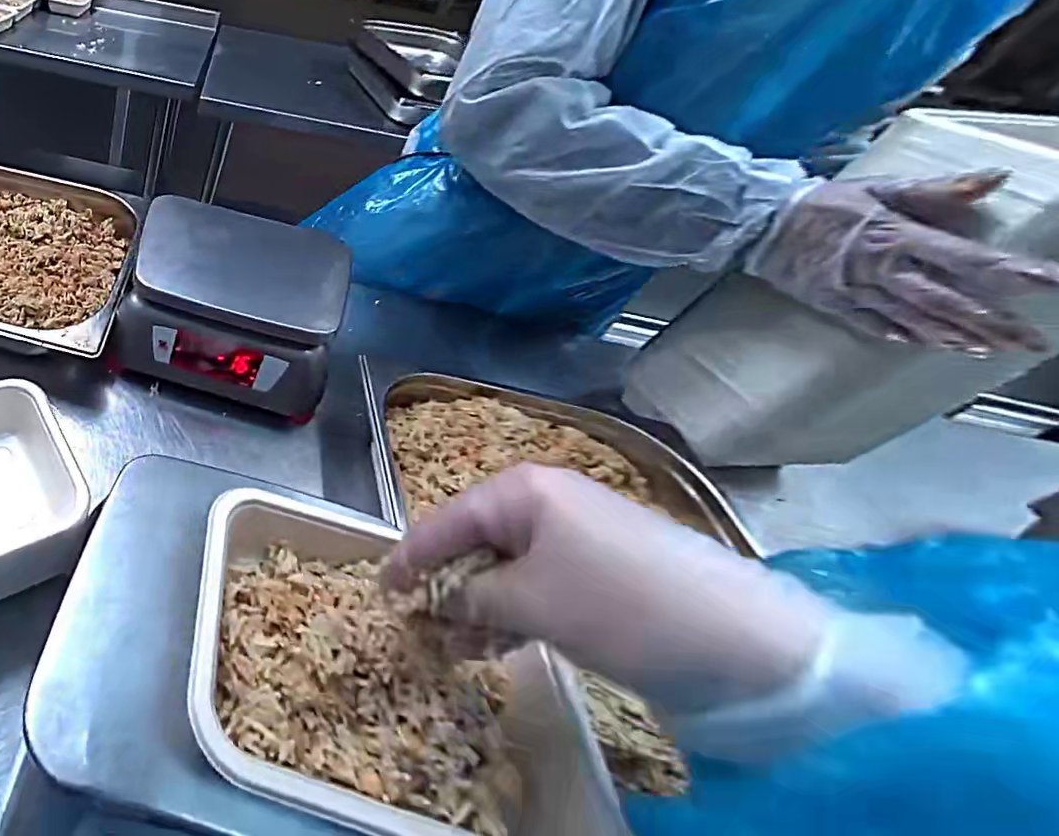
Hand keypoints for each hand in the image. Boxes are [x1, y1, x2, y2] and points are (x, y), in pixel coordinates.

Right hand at [382, 464, 832, 713]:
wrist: (758, 647)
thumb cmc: (622, 607)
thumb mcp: (531, 604)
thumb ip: (467, 598)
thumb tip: (430, 600)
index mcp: (520, 491)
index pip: (444, 521)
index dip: (408, 558)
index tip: (381, 591)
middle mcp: (544, 500)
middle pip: (473, 542)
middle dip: (446, 585)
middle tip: (420, 623)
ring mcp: (577, 532)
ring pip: (506, 566)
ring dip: (479, 605)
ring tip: (456, 647)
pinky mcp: (602, 566)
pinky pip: (539, 581)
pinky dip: (516, 609)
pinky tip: (498, 642)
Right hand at [743, 171, 1058, 352]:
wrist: (756, 225)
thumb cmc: (819, 204)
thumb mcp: (877, 188)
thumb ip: (935, 188)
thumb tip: (995, 178)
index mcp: (895, 236)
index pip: (968, 258)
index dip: (1015, 273)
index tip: (1055, 284)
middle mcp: (878, 268)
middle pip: (944, 300)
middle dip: (991, 322)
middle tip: (1030, 342)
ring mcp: (851, 289)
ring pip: (912, 317)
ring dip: (953, 334)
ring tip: (988, 348)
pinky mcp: (829, 300)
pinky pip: (869, 322)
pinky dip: (899, 334)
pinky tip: (924, 343)